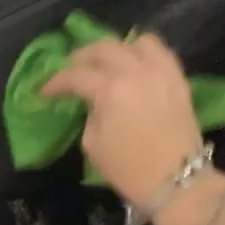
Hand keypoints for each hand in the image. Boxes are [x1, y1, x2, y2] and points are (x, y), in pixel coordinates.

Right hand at [39, 34, 203, 205]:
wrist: (178, 182)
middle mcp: (136, 73)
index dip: (56, 82)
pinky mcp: (178, 80)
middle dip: (82, 57)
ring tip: (109, 63)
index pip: (76, 76)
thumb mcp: (93, 144)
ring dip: (117, 49)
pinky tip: (136, 64)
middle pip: (104, 48)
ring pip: (136, 42)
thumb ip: (91, 114)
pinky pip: (162, 53)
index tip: (45, 91)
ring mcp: (161, 73)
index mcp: (110, 91)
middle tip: (73, 70)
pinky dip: (144, 52)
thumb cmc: (129, 169)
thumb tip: (96, 103)